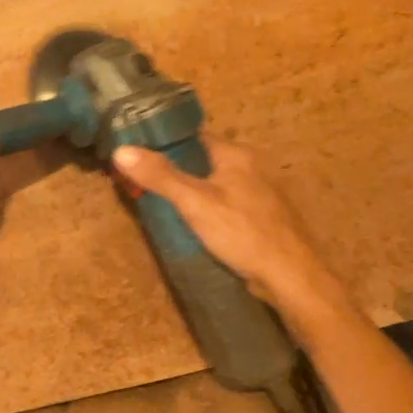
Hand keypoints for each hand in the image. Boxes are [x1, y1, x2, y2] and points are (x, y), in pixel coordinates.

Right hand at [112, 140, 331, 306]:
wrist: (292, 277)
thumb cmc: (242, 233)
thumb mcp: (194, 203)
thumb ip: (159, 176)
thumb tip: (121, 150)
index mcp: (236, 154)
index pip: (192, 136)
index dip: (163, 142)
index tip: (136, 154)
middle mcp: (252, 166)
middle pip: (204, 159)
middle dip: (175, 169)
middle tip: (142, 183)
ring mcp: (261, 192)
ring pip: (217, 182)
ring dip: (193, 190)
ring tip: (162, 203)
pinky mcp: (264, 217)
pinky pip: (228, 202)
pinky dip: (209, 207)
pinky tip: (195, 224)